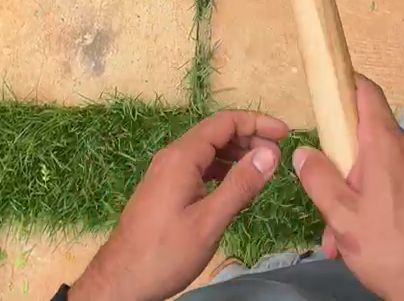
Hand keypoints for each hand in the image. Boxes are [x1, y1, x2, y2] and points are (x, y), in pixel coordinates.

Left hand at [69, 109, 286, 300]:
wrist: (119, 281)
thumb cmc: (164, 252)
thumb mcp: (209, 222)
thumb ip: (239, 185)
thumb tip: (269, 152)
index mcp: (182, 155)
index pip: (225, 122)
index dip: (256, 122)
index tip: (284, 133)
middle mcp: (173, 155)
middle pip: (216, 132)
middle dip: (249, 136)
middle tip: (278, 154)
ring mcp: (167, 171)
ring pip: (207, 149)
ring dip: (236, 152)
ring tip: (262, 168)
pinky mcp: (165, 188)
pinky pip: (198, 166)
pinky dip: (221, 168)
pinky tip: (234, 184)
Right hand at [292, 76, 403, 300]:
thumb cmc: (391, 249)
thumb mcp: (342, 217)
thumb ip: (318, 179)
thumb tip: (304, 152)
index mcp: (387, 143)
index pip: (367, 91)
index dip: (345, 84)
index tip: (326, 94)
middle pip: (368, 134)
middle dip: (343, 164)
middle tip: (328, 201)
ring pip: (382, 163)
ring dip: (359, 190)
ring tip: (344, 235)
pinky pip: (400, 180)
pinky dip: (381, 198)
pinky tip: (369, 236)